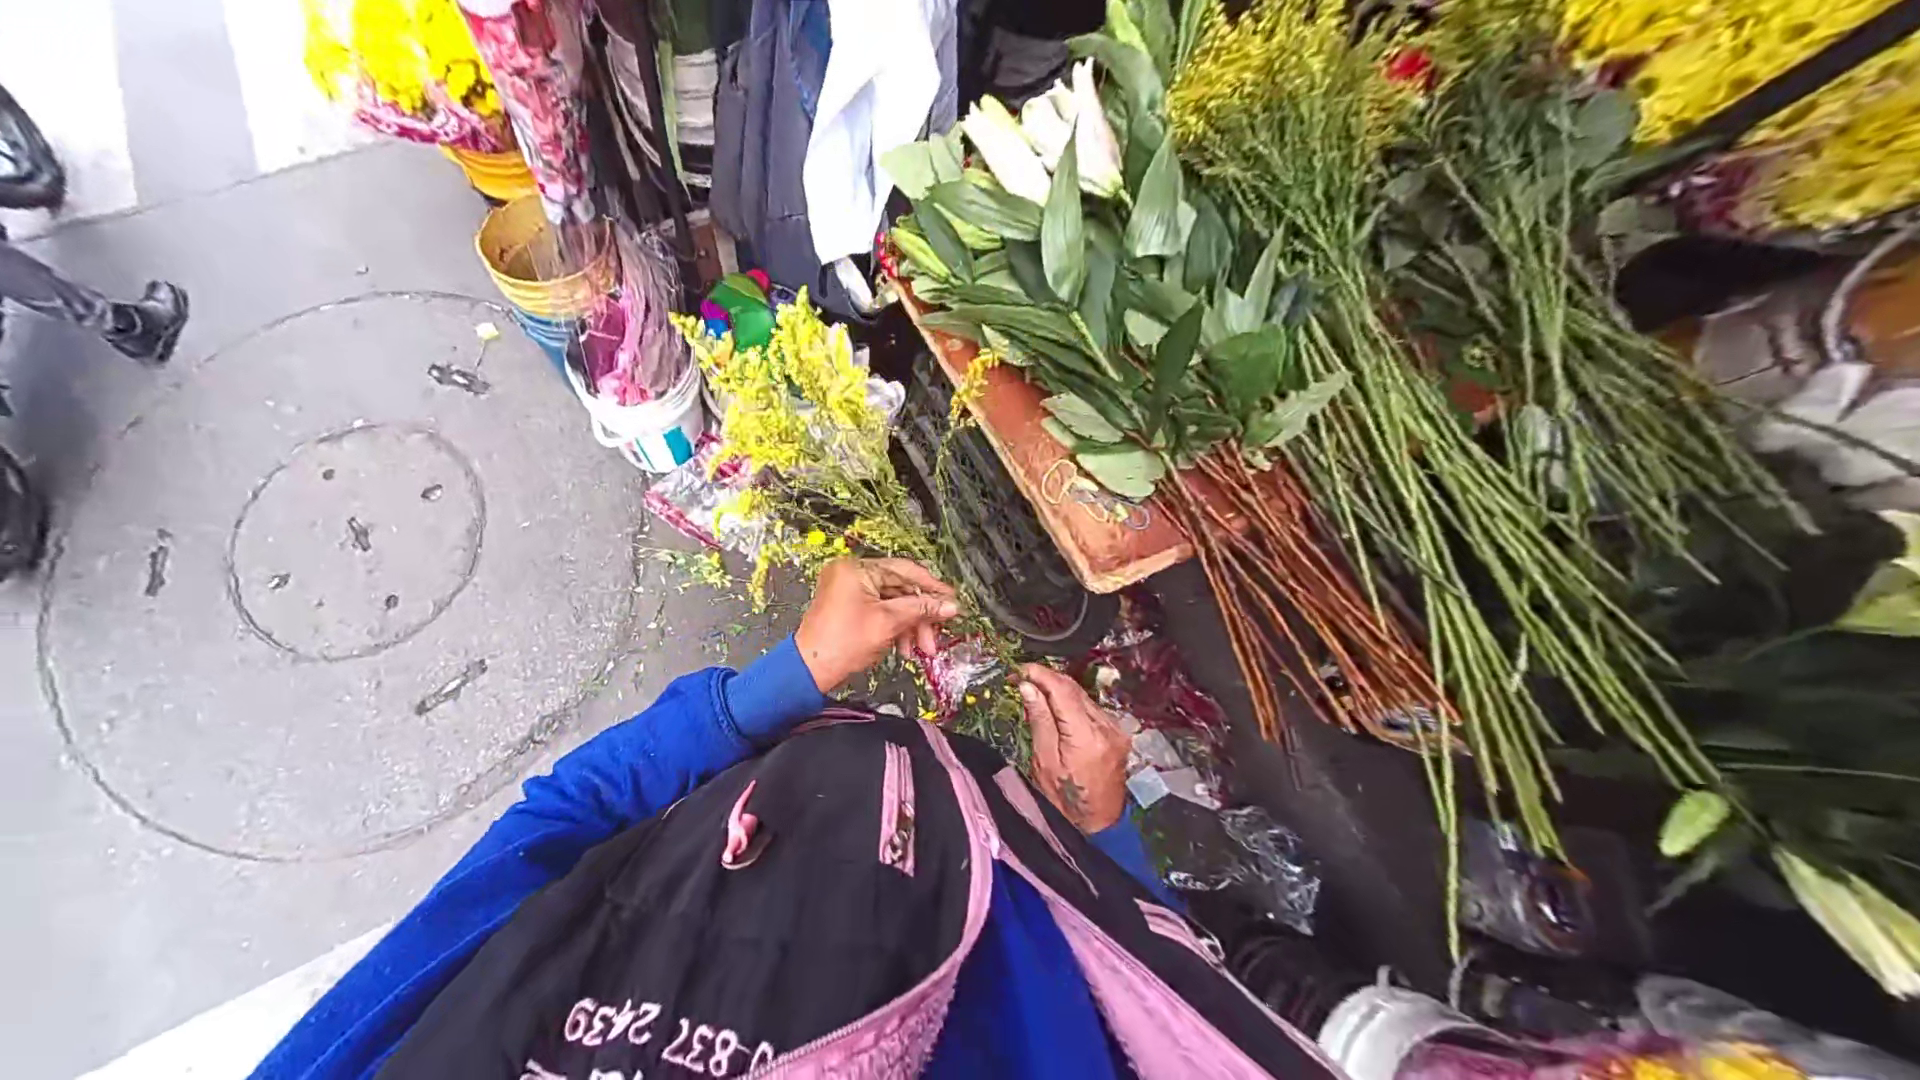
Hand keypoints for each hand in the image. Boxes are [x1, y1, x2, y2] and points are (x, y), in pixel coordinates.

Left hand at [794, 558, 959, 692]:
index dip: (931, 587)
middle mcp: (852, 573)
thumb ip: (921, 610)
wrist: (810, 671)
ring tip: (922, 649)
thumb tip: (950, 606)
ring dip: (910, 625)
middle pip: (900, 589)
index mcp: (857, 569)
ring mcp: (849, 590)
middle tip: (936, 634)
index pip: (904, 570)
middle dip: (920, 615)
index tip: (951, 600)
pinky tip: (905, 648)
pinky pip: (880, 610)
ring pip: (893, 602)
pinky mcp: (848, 606)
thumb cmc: (844, 643)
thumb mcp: (889, 623)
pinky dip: (895, 627)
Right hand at [1021, 664, 1130, 832]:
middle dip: (1047, 679)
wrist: (1098, 826)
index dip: (1041, 674)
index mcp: (1088, 736)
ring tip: (1035, 691)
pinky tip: (1055, 707)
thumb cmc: (1065, 800)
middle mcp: (1107, 727)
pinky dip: (1071, 702)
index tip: (1020, 670)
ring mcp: (1116, 729)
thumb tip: (1029, 687)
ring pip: (1083, 695)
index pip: (1063, 691)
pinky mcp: (1117, 732)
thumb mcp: (1044, 760)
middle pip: (1074, 689)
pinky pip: (1090, 708)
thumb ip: (1039, 720)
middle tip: (1022, 679)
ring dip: (1058, 690)